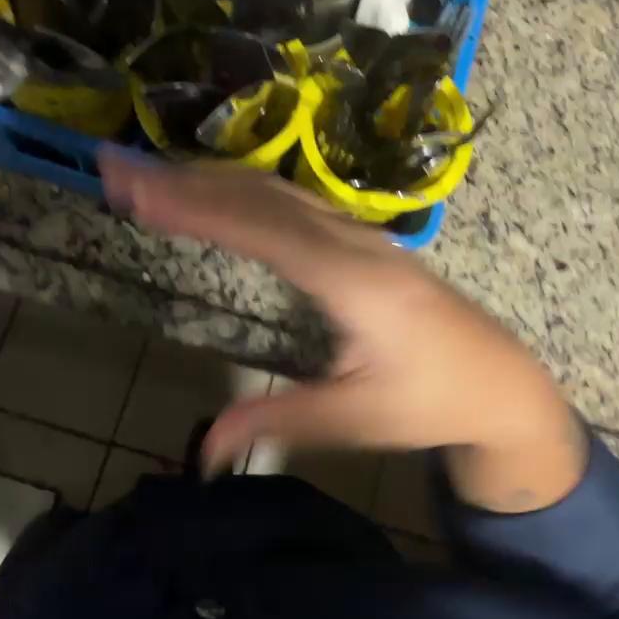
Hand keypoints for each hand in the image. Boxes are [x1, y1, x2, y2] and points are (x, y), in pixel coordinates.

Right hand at [101, 152, 585, 512]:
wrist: (502, 383)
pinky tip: (214, 195)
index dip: (195, 205)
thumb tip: (201, 448)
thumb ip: (278, 421)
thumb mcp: (356, 419)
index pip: (261, 230)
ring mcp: (361, 235)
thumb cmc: (434, 403)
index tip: (136, 191)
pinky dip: (242, 191)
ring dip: (210, 178)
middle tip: (116, 170)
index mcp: (353, 282)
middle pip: (261, 195)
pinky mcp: (362, 241)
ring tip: (147, 175)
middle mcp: (354, 243)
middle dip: (185, 179)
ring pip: (277, 191)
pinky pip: (294, 202)